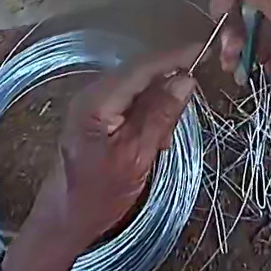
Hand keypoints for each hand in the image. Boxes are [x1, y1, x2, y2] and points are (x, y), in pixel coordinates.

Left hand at [4, 45, 199, 270]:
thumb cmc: (99, 194)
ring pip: (138, 85)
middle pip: (140, 71)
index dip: (175, 56)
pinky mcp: (98, 113)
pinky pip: (131, 99)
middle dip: (169, 80)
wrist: (64, 220)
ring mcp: (93, 102)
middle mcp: (92, 93)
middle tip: (194, 98)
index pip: (142, 67)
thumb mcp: (137, 156)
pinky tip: (155, 136)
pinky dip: (149, 110)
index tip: (206, 50)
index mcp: (98, 101)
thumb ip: (161, 114)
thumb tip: (186, 79)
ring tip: (168, 133)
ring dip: (160, 99)